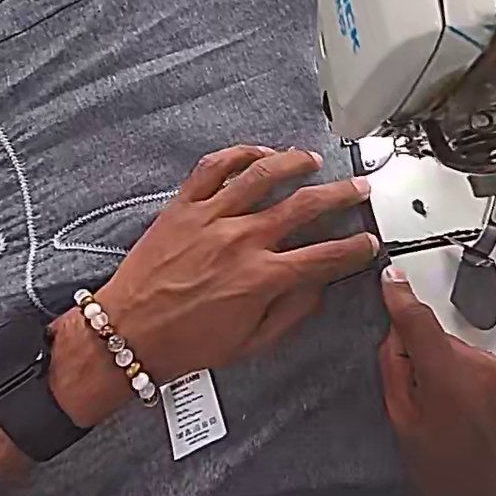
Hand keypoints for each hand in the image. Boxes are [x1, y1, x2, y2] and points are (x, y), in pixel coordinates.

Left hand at [51, 146, 378, 424]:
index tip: (366, 242)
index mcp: (260, 278)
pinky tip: (258, 153)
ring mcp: (211, 218)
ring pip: (263, 174)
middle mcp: (240, 241)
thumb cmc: (185, 342)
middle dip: (341, 195)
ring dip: (295, 162)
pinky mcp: (184, 206)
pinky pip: (214, 168)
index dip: (354, 248)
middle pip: (305, 205)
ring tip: (312, 161)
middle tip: (357, 189)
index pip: (324, 255)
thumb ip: (291, 313)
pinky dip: (239, 154)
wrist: (129, 332)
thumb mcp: (250, 343)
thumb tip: (318, 287)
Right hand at [378, 265, 495, 495]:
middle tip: (438, 403)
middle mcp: (489, 375)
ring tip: (472, 422)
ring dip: (470, 377)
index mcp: (448, 384)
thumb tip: (395, 336)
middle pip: (449, 342)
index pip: (418, 320)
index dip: (401, 297)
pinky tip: (495, 423)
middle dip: (439, 361)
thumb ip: (395, 373)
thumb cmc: (456, 493)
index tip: (393, 280)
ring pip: (479, 357)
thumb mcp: (405, 432)